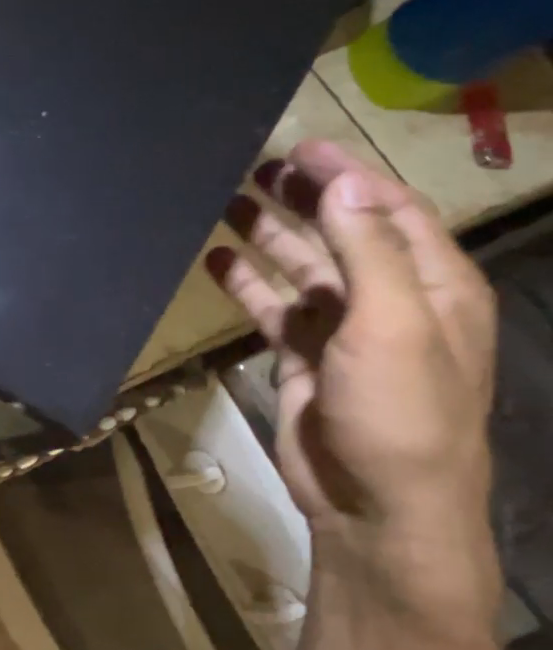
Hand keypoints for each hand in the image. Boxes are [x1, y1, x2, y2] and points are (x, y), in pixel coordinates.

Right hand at [206, 140, 499, 630]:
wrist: (376, 500)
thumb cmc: (400, 412)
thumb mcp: (394, 325)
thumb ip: (371, 253)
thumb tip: (345, 186)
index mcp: (434, 285)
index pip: (391, 212)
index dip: (350, 178)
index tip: (301, 148)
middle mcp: (391, 300)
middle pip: (344, 233)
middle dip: (306, 199)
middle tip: (255, 167)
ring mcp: (343, 331)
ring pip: (303, 268)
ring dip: (270, 236)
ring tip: (225, 202)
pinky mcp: (303, 358)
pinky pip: (272, 308)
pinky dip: (245, 282)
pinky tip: (215, 261)